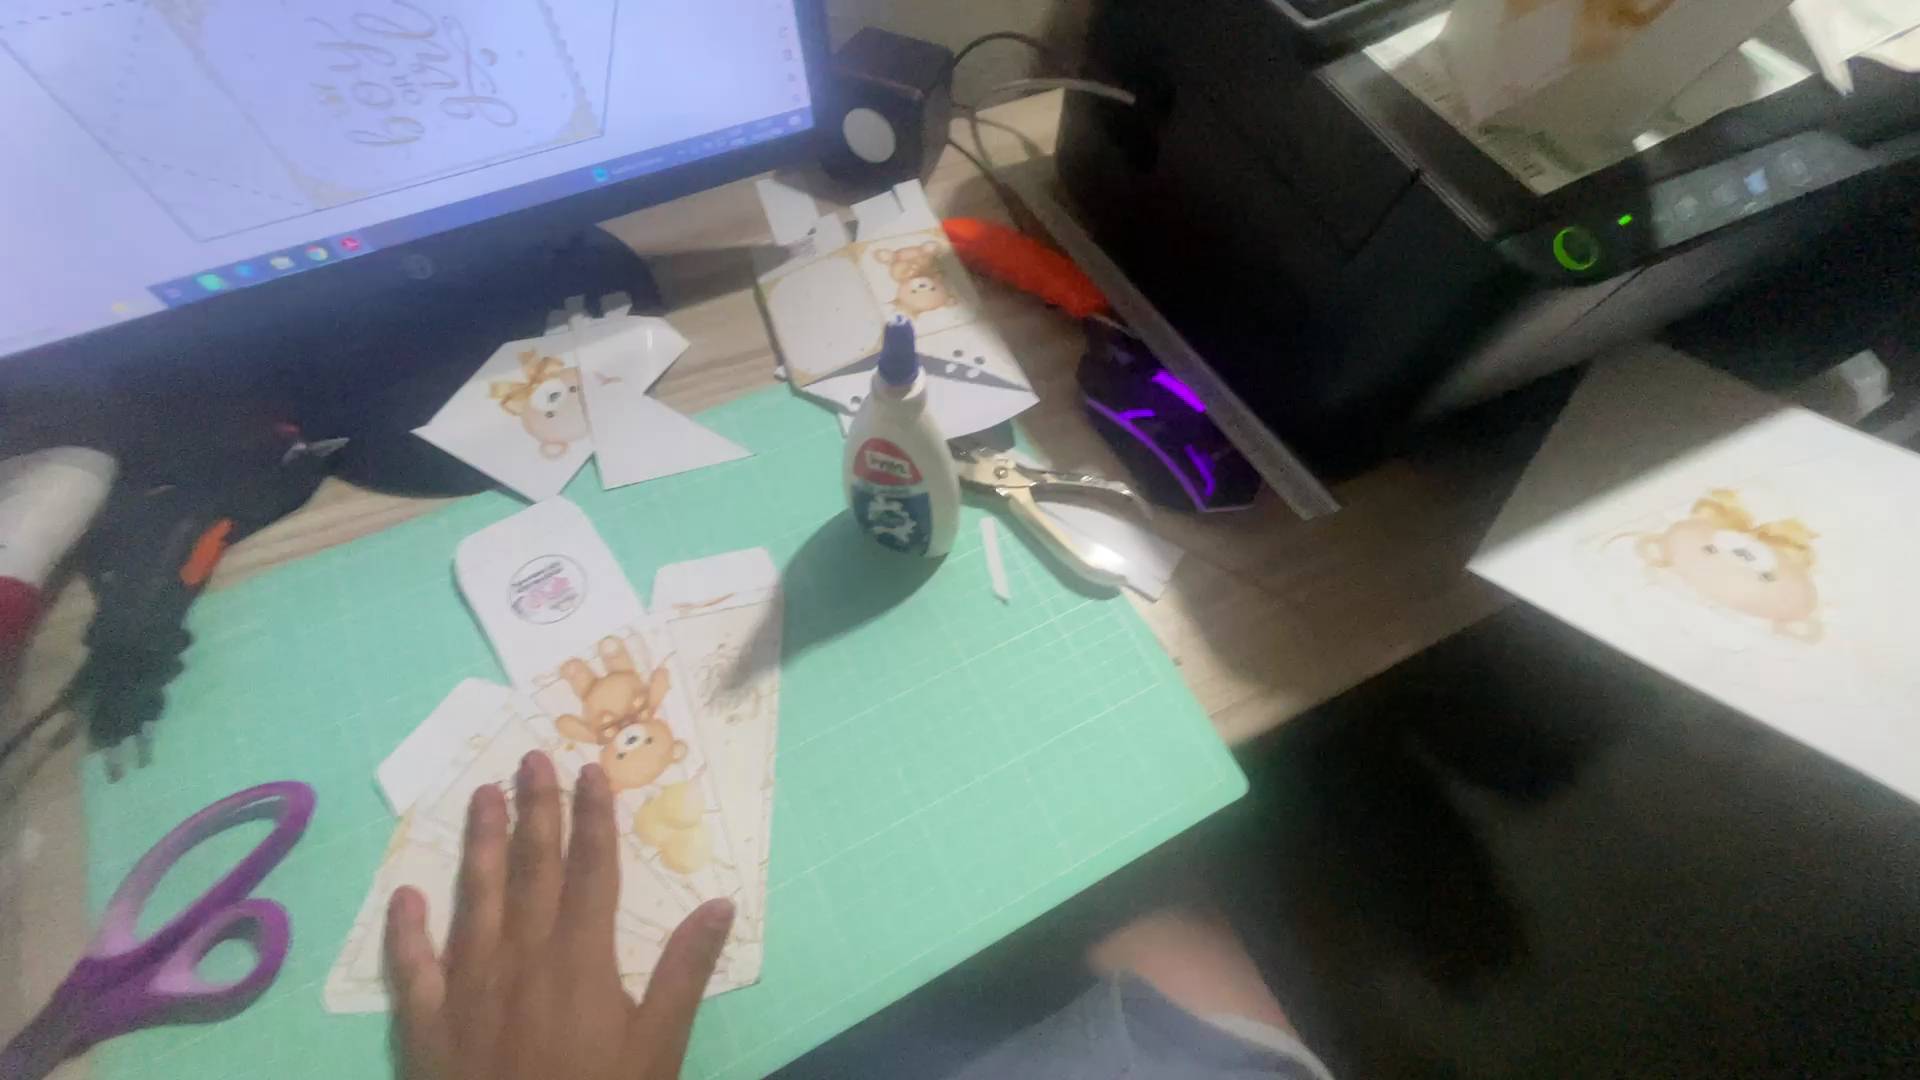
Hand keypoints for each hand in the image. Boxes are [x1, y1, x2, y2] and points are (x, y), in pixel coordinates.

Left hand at [383, 751, 735, 1079]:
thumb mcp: (659, 1048)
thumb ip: (686, 971)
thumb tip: (721, 901)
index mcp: (580, 959)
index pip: (591, 869)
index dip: (593, 817)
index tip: (590, 772)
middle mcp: (520, 959)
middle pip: (531, 869)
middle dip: (535, 810)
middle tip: (530, 759)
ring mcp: (466, 992)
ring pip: (473, 901)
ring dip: (477, 845)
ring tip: (479, 797)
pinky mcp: (424, 1032)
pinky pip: (410, 972)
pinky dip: (405, 933)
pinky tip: (403, 896)